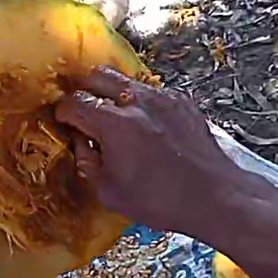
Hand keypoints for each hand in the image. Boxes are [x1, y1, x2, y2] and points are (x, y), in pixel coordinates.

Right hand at [54, 66, 259, 237]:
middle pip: (96, 76)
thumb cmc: (161, 201)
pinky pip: (151, 91)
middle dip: (83, 91)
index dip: (63, 113)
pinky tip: (143, 124)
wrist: (214, 197)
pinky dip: (139, 102)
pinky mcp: (182, 102)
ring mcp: (162, 98)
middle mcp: (136, 102)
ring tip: (113, 117)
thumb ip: (88, 163)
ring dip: (111, 93)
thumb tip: (81, 144)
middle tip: (82, 110)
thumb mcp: (110, 192)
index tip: (64, 122)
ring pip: (125, 79)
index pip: (74, 103)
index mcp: (113, 124)